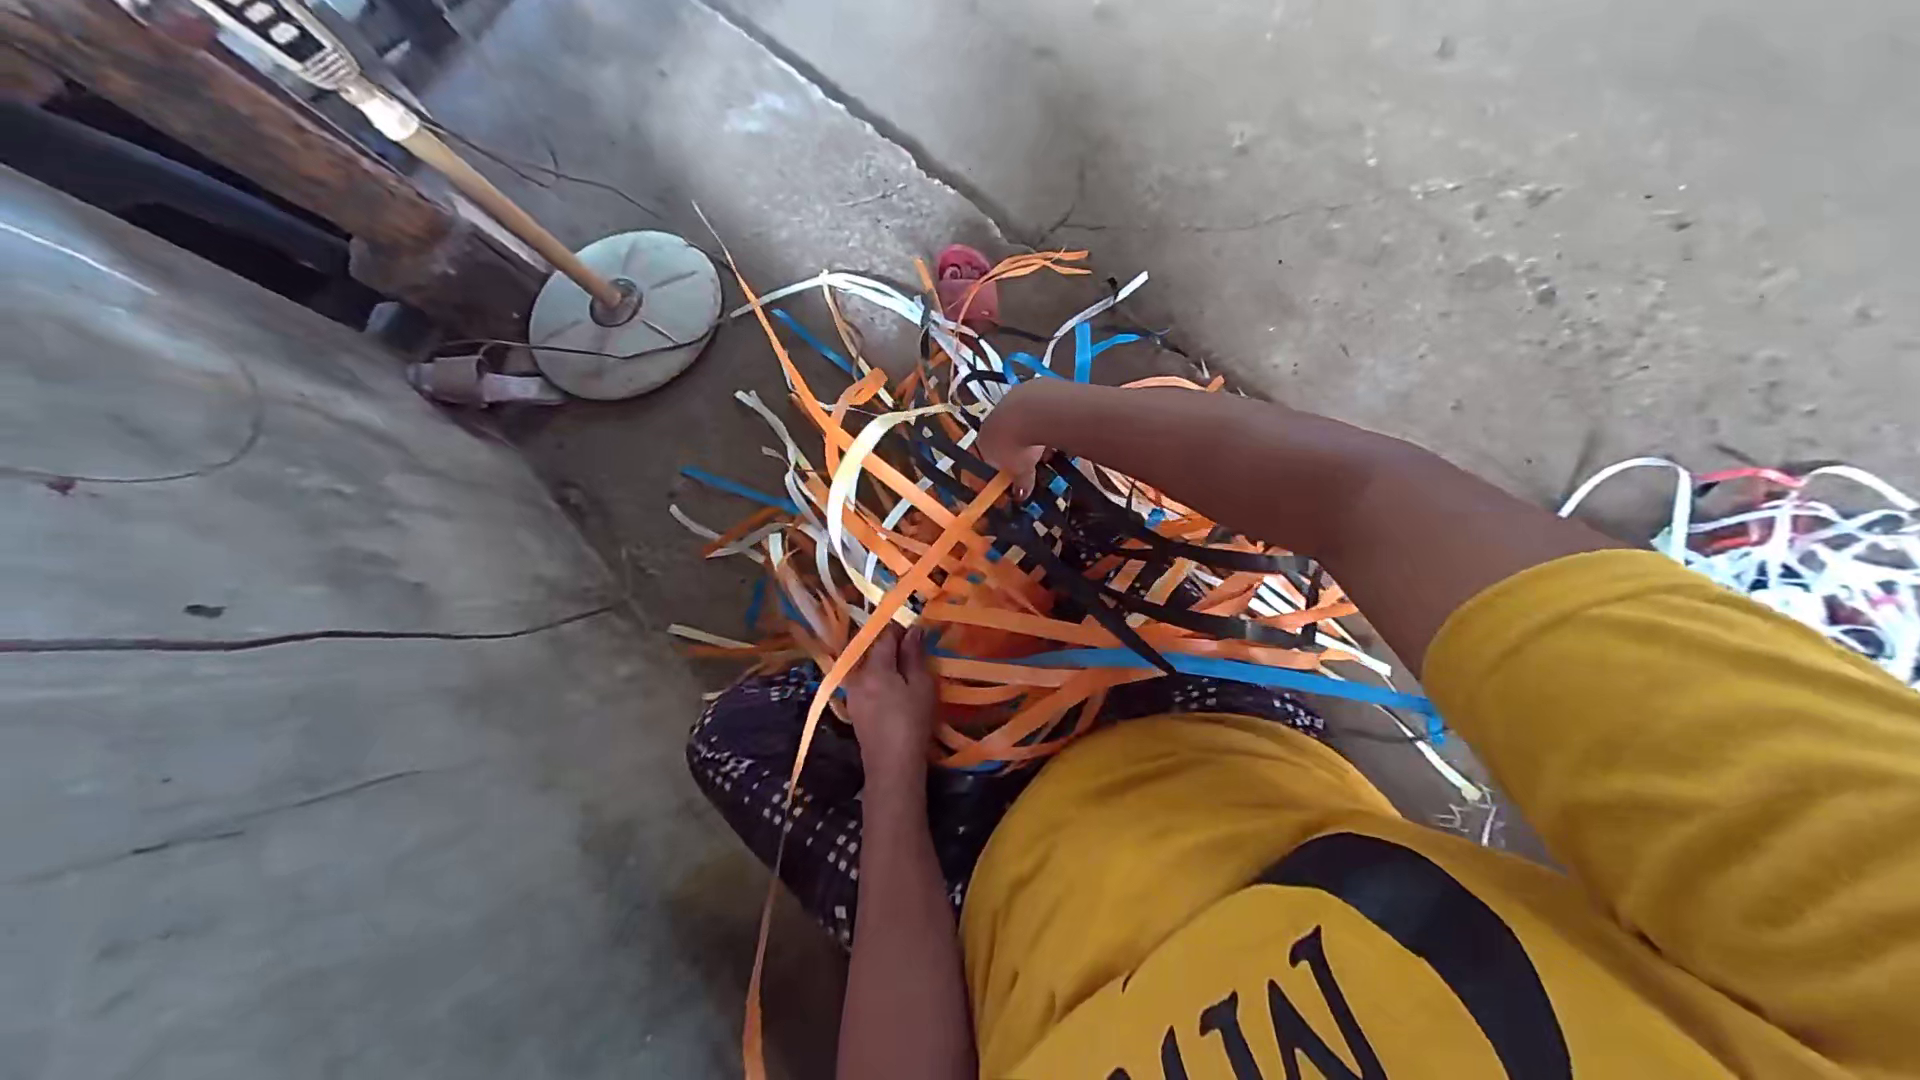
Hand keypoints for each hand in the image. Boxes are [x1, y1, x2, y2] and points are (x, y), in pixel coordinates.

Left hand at [843, 623, 938, 789]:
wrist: (892, 765)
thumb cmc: (912, 722)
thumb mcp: (921, 685)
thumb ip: (914, 655)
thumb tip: (912, 630)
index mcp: (873, 667)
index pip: (884, 636)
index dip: (900, 628)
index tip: (915, 628)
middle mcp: (857, 676)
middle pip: (872, 650)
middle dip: (890, 644)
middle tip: (912, 649)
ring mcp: (852, 693)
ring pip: (868, 666)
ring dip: (884, 662)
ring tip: (905, 669)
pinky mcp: (854, 708)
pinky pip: (865, 682)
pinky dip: (878, 677)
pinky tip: (893, 687)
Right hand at [976, 382, 1051, 500]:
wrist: (1032, 412)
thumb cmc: (1018, 448)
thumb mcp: (1021, 471)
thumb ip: (1021, 483)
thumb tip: (1021, 496)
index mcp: (983, 442)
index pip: (985, 458)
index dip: (998, 468)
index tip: (1010, 475)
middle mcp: (991, 421)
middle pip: (1001, 438)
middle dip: (1015, 450)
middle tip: (1030, 461)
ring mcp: (1007, 403)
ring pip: (1017, 422)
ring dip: (1029, 434)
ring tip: (1045, 447)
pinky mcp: (1026, 389)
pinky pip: (1032, 410)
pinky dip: (1040, 420)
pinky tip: (1052, 428)